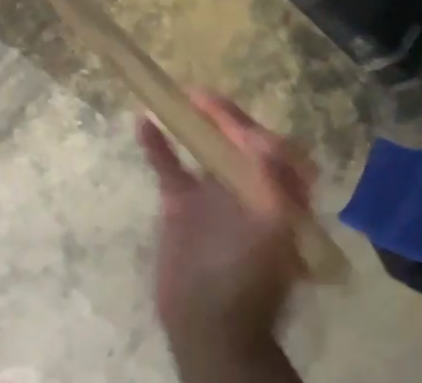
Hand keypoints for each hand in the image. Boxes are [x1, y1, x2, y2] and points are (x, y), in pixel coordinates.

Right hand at [138, 92, 313, 372]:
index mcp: (279, 201)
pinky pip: (170, 168)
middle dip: (224, 118)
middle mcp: (250, 194)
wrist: (207, 326)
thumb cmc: (245, 280)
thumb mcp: (269, 231)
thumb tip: (260, 138)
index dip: (252, 126)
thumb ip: (269, 183)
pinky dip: (157, 146)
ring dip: (192, 124)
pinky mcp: (183, 208)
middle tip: (197, 96)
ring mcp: (215, 200)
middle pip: (240, 144)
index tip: (224, 111)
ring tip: (174, 98)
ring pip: (205, 151)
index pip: (275, 151)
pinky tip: (142, 123)